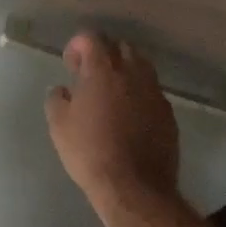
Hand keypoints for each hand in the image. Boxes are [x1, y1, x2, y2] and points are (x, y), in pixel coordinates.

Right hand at [45, 30, 179, 208]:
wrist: (134, 188)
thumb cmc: (90, 152)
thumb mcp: (59, 125)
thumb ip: (57, 99)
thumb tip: (63, 90)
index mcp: (103, 69)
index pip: (92, 38)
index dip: (78, 45)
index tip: (70, 64)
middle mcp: (133, 73)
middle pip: (120, 47)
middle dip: (104, 54)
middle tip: (91, 75)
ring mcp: (154, 93)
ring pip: (141, 67)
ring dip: (125, 72)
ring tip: (112, 94)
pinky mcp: (168, 114)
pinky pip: (152, 93)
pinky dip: (140, 95)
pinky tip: (130, 116)